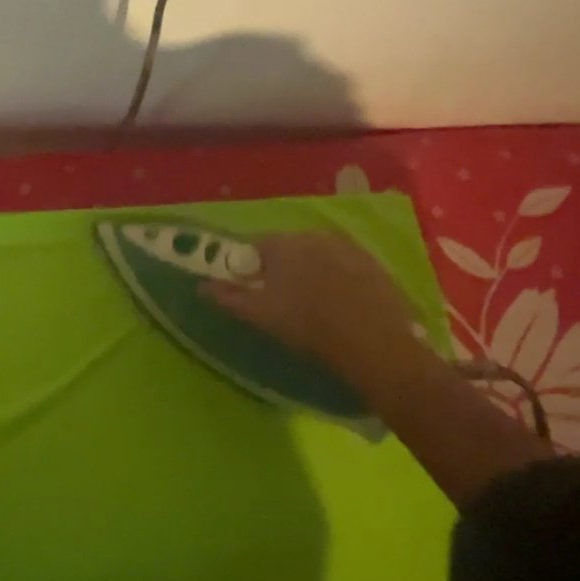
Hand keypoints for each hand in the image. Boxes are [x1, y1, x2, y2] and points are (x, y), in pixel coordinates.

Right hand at [201, 231, 418, 376]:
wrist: (377, 345)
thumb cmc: (309, 326)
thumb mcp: (261, 315)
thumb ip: (229, 296)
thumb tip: (202, 285)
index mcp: (282, 243)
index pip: (254, 245)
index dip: (249, 266)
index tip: (253, 288)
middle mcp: (312, 234)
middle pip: (286, 246)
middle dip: (281, 266)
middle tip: (283, 299)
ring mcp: (347, 246)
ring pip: (316, 254)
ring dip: (310, 270)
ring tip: (314, 302)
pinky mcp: (373, 262)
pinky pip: (344, 263)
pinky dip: (338, 276)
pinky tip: (342, 303)